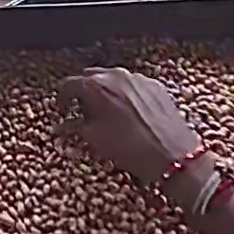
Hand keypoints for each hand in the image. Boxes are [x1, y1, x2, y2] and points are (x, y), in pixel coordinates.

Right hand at [57, 67, 199, 183]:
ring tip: (107, 115)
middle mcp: (116, 75)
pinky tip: (128, 115)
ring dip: (106, 93)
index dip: (62, 99)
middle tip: (82, 113)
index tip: (62, 109)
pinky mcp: (155, 87)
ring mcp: (138, 79)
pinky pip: (133, 86)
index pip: (69, 85)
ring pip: (113, 80)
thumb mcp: (95, 139)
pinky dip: (125, 96)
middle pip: (91, 78)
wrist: (174, 157)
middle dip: (84, 93)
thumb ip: (73, 127)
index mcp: (96, 85)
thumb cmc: (131, 148)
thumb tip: (59, 128)